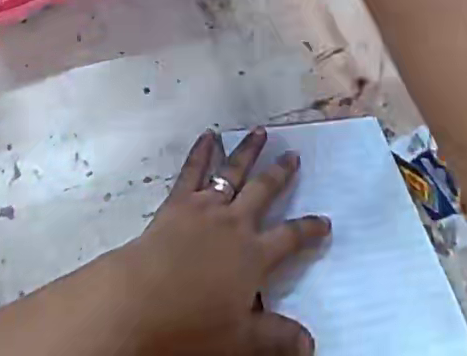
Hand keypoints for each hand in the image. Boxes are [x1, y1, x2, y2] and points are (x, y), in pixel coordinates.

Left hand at [112, 129, 329, 354]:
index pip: (290, 239)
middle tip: (293, 155)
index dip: (309, 230)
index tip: (324, 220)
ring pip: (232, 172)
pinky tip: (208, 136)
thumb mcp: (241, 338)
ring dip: (247, 151)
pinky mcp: (178, 201)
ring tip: (259, 131)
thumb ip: (276, 336)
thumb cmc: (193, 323)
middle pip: (263, 191)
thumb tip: (310, 343)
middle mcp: (234, 222)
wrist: (142, 299)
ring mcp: (205, 206)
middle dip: (280, 173)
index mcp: (253, 255)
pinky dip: (201, 151)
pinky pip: (193, 170)